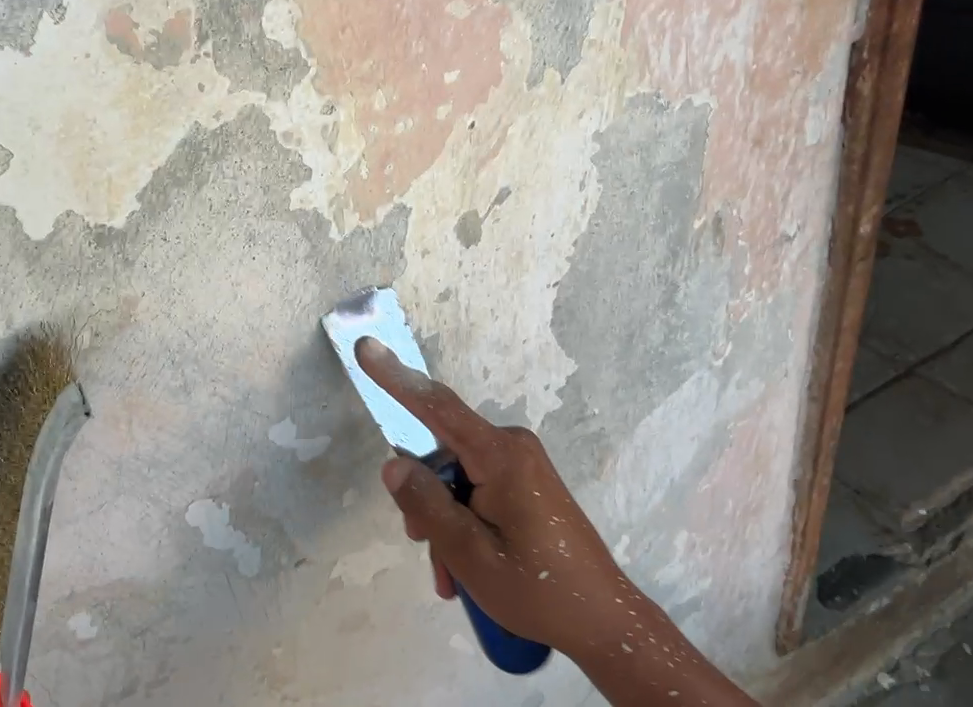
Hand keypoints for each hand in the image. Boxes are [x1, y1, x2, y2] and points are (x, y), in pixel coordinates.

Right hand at [355, 336, 632, 657]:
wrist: (606, 624)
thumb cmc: (539, 591)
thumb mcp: (470, 555)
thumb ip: (427, 505)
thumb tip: (393, 464)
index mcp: (501, 456)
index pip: (437, 406)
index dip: (397, 378)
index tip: (366, 348)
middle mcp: (511, 447)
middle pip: (441, 453)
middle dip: (425, 499)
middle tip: (425, 546)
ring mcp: (520, 465)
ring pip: (455, 478)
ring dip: (444, 522)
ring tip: (452, 575)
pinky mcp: (525, 484)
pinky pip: (476, 490)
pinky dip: (464, 525)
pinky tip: (466, 569)